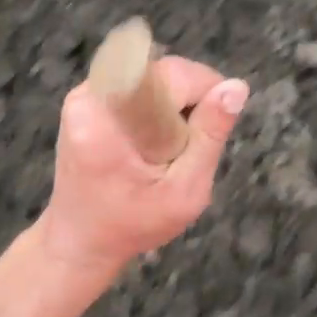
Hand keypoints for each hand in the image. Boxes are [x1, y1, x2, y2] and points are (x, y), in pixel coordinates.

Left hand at [34, 57, 249, 276]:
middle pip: (164, 72)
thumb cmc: (133, 224)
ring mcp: (84, 95)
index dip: (206, 95)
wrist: (78, 244)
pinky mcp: (87, 100)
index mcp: (105, 117)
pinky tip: (155, 139)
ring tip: (172, 146)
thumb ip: (210, 136)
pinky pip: (140, 85)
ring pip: (156, 76)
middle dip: (190, 102)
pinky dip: (158, 107)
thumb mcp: (184, 191)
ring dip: (175, 105)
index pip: (176, 75)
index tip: (209, 134)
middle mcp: (88, 95)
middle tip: (190, 146)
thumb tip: (238, 86)